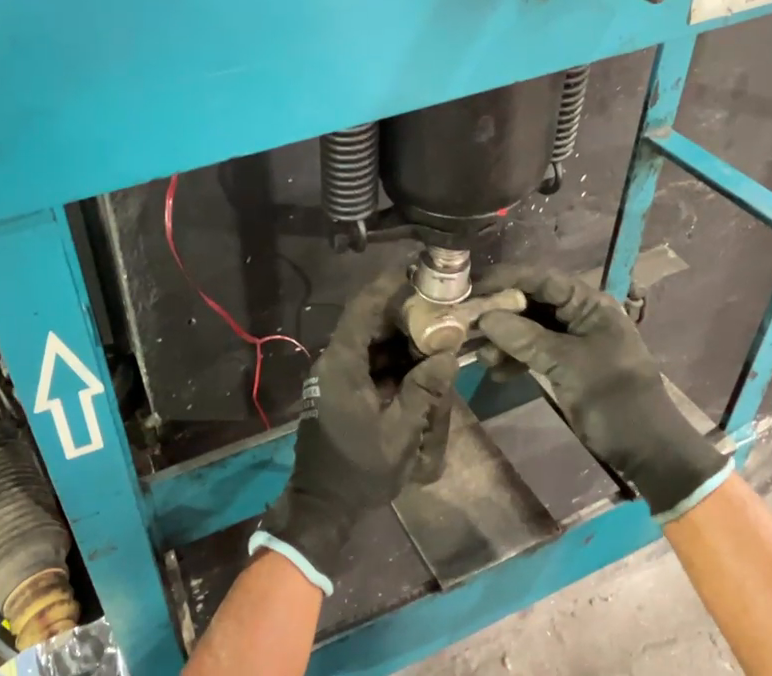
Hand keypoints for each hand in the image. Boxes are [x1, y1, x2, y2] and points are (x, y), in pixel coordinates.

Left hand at [255, 266, 457, 592]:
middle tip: (441, 301)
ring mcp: (337, 375)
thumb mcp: (399, 434)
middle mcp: (335, 361)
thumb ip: (423, 391)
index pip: (362, 309)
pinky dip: (396, 356)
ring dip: (402, 334)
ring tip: (439, 325)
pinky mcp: (343, 388)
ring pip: (372, 340)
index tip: (416, 269)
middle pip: (369, 321)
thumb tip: (447, 353)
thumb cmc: (359, 469)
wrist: (324, 503)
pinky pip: (371, 360)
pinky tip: (424, 358)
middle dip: (405, 310)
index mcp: (342, 365)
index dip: (387, 285)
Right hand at [475, 265, 730, 521]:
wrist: (646, 450)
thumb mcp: (567, 365)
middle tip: (467, 326)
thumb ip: (524, 337)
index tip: (472, 291)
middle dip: (499, 313)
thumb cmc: (614, 399)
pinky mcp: (565, 364)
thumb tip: (484, 317)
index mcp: (590, 304)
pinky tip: (496, 372)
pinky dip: (513, 358)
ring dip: (503, 339)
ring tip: (481, 357)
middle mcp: (579, 315)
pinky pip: (532, 350)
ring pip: (527, 327)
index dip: (506, 280)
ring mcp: (572, 340)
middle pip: (531, 301)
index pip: (542, 279)